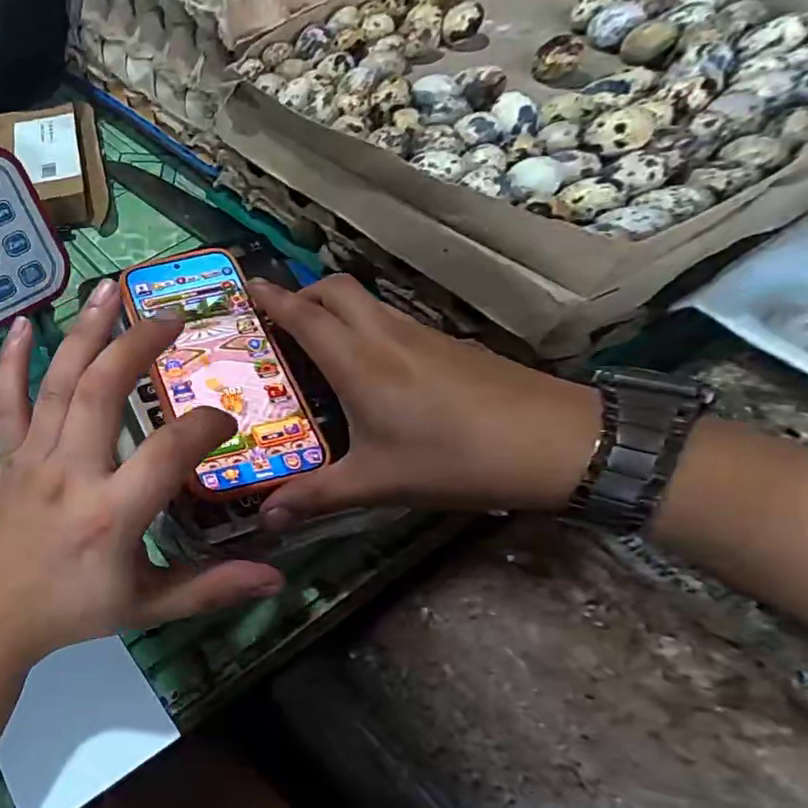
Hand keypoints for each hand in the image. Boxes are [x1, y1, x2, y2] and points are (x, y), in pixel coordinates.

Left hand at [0, 281, 285, 666]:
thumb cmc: (73, 610)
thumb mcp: (147, 607)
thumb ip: (210, 587)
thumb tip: (275, 577)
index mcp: (111, 514)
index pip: (167, 453)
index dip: (203, 427)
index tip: (223, 418)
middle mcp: (70, 474)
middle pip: (102, 392)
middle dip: (137, 346)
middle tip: (171, 318)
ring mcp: (33, 458)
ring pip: (58, 384)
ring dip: (85, 332)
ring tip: (109, 290)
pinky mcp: (7, 454)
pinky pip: (7, 401)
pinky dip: (13, 360)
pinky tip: (25, 323)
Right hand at [248, 275, 601, 528]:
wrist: (562, 442)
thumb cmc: (457, 459)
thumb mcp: (379, 482)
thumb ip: (317, 496)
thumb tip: (266, 520)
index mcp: (358, 361)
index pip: (304, 315)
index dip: (271, 298)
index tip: (245, 287)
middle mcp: (384, 335)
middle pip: (335, 288)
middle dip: (302, 293)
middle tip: (279, 322)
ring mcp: (420, 334)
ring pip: (365, 300)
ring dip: (334, 307)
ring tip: (315, 344)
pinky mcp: (447, 344)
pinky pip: (390, 318)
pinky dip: (363, 325)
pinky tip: (368, 368)